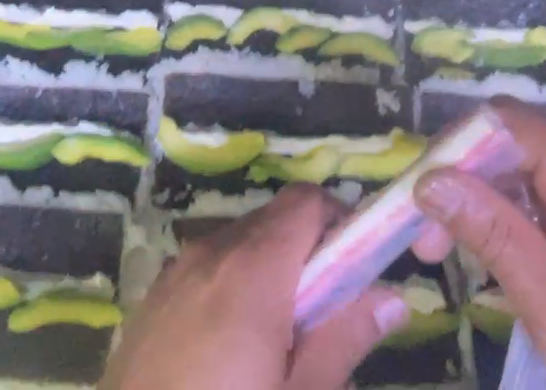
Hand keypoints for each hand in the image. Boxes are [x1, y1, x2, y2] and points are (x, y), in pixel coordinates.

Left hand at [102, 184, 409, 389]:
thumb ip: (344, 338)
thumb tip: (393, 296)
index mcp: (253, 267)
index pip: (306, 201)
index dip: (340, 221)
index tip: (358, 266)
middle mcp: (211, 251)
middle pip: (274, 219)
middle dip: (309, 250)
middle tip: (327, 311)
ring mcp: (175, 270)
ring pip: (239, 241)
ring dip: (269, 267)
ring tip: (279, 337)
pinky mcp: (153, 296)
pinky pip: (206, 266)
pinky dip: (231, 281)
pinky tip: (230, 344)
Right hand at [412, 99, 545, 389]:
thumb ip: (496, 238)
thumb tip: (429, 180)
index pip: (504, 124)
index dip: (452, 154)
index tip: (421, 211)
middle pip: (523, 142)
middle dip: (472, 184)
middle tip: (439, 252)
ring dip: (503, 204)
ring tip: (482, 267)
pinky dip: (540, 217)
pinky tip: (532, 266)